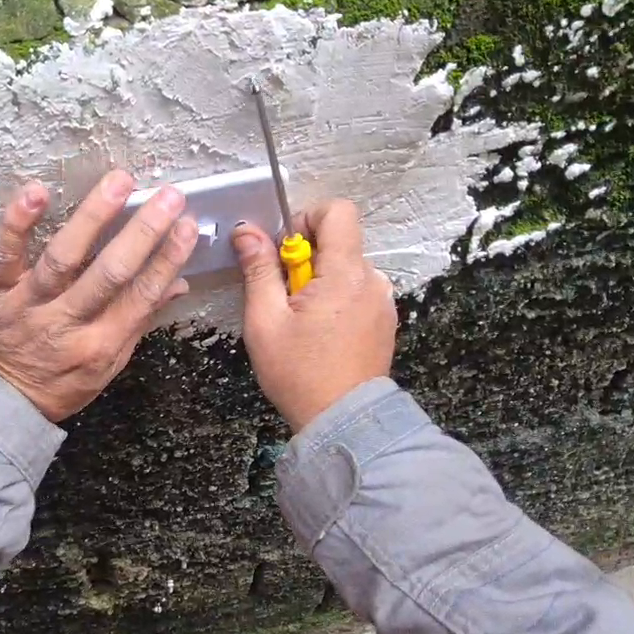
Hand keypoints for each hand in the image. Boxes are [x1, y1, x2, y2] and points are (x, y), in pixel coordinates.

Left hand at [0, 170, 197, 421]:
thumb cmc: (57, 383)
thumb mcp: (107, 365)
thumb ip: (138, 322)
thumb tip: (177, 284)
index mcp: (100, 345)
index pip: (141, 296)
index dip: (167, 259)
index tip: (187, 225)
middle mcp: (66, 323)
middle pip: (109, 273)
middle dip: (143, 232)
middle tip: (169, 195)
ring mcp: (28, 305)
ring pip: (63, 257)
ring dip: (93, 216)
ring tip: (119, 182)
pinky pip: (5, 254)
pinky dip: (18, 222)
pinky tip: (37, 191)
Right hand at [231, 200, 396, 432]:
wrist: (343, 422)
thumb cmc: (299, 373)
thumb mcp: (265, 321)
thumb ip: (258, 269)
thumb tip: (248, 231)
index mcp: (346, 274)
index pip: (338, 211)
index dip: (306, 219)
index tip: (284, 251)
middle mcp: (373, 281)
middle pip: (339, 242)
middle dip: (307, 259)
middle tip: (284, 297)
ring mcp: (383, 301)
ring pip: (347, 268)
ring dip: (321, 281)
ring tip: (302, 321)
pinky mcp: (385, 320)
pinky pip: (358, 291)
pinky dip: (337, 300)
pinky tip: (321, 333)